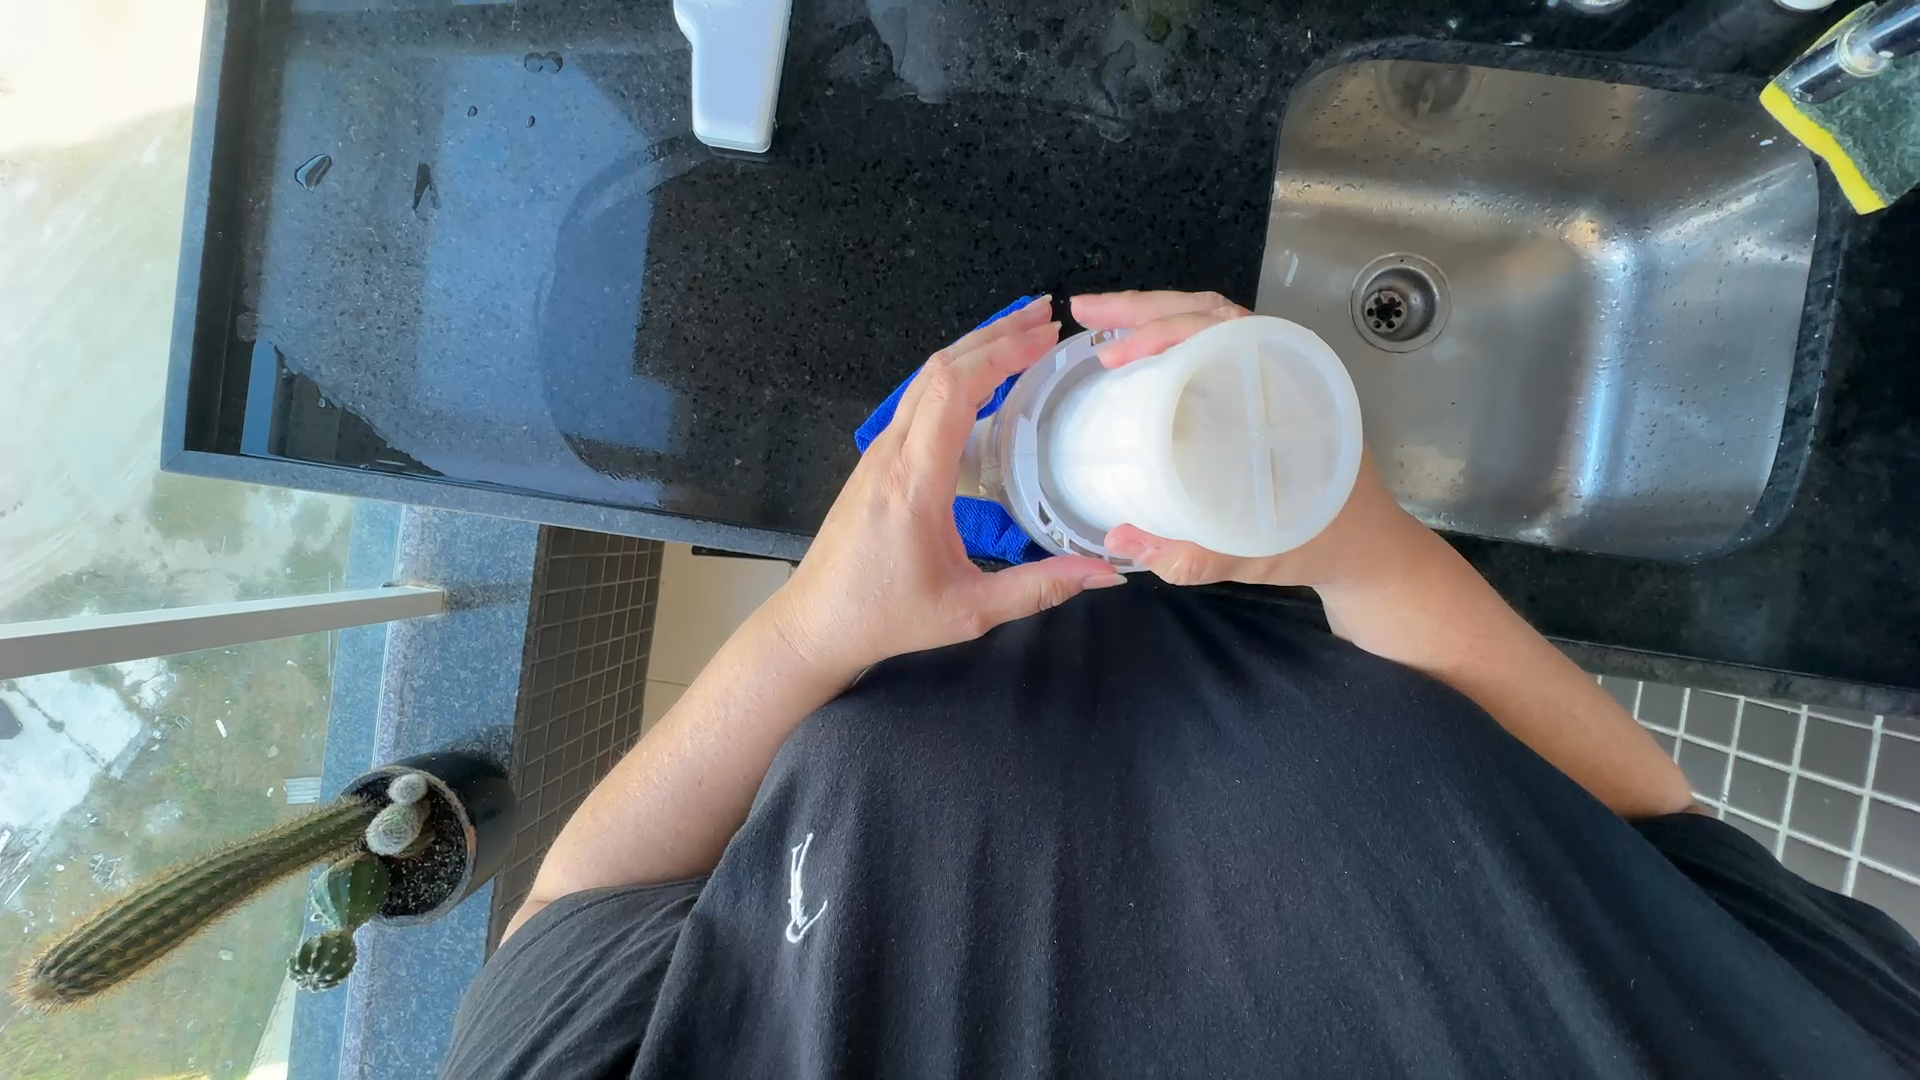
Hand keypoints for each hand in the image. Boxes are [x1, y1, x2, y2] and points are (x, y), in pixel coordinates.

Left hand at [763, 297, 1125, 685]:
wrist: (816, 623)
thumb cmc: (887, 617)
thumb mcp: (970, 611)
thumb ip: (1040, 588)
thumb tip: (1107, 573)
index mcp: (914, 482)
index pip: (953, 391)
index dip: (1001, 354)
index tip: (1045, 337)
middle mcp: (891, 454)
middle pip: (938, 370)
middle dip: (994, 336)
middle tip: (1045, 318)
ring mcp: (878, 454)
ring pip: (923, 380)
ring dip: (972, 351)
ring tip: (1021, 335)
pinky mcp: (876, 463)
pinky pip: (915, 402)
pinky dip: (953, 377)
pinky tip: (982, 383)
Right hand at [1068, 290, 1432, 593]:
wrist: (1367, 551)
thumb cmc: (1324, 544)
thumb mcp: (1258, 554)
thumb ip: (1194, 556)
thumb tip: (1116, 539)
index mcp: (1289, 390)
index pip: (1226, 333)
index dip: (1165, 331)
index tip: (1114, 358)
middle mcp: (1280, 370)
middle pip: (1207, 314)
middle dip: (1139, 308)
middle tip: (1084, 312)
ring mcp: (1266, 379)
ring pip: (1207, 325)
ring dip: (1150, 316)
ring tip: (1096, 322)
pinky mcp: (1253, 396)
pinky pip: (1208, 352)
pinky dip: (1166, 341)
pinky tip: (1133, 356)